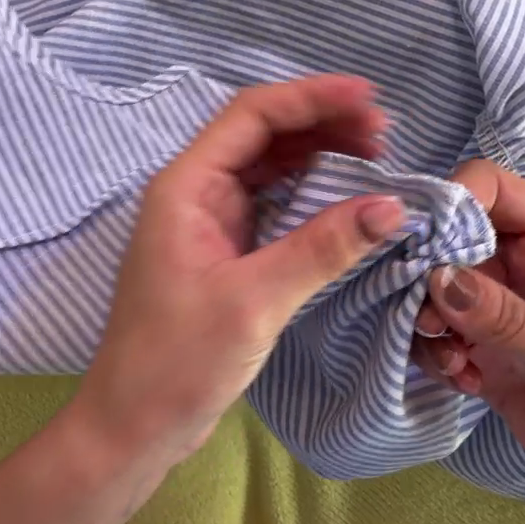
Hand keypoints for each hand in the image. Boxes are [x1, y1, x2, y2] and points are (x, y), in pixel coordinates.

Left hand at [73, 76, 407, 464]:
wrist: (134, 425)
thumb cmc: (177, 361)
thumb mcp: (254, 301)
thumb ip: (322, 248)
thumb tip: (390, 207)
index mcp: (186, 186)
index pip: (252, 115)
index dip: (312, 98)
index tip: (370, 99)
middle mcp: (194, 191)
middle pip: (263, 135)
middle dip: (322, 125)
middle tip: (384, 133)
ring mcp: (207, 221)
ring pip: (268, 168)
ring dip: (318, 157)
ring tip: (374, 157)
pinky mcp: (222, 251)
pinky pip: (270, 205)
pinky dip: (308, 195)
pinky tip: (344, 199)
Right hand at [411, 160, 524, 491]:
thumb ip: (510, 319)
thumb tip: (436, 278)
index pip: (491, 188)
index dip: (452, 201)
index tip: (420, 244)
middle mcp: (520, 260)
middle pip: (447, 233)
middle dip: (425, 270)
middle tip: (425, 316)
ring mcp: (494, 303)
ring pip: (429, 283)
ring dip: (424, 318)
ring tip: (452, 358)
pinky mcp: (476, 343)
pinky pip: (430, 330)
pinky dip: (433, 352)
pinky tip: (465, 382)